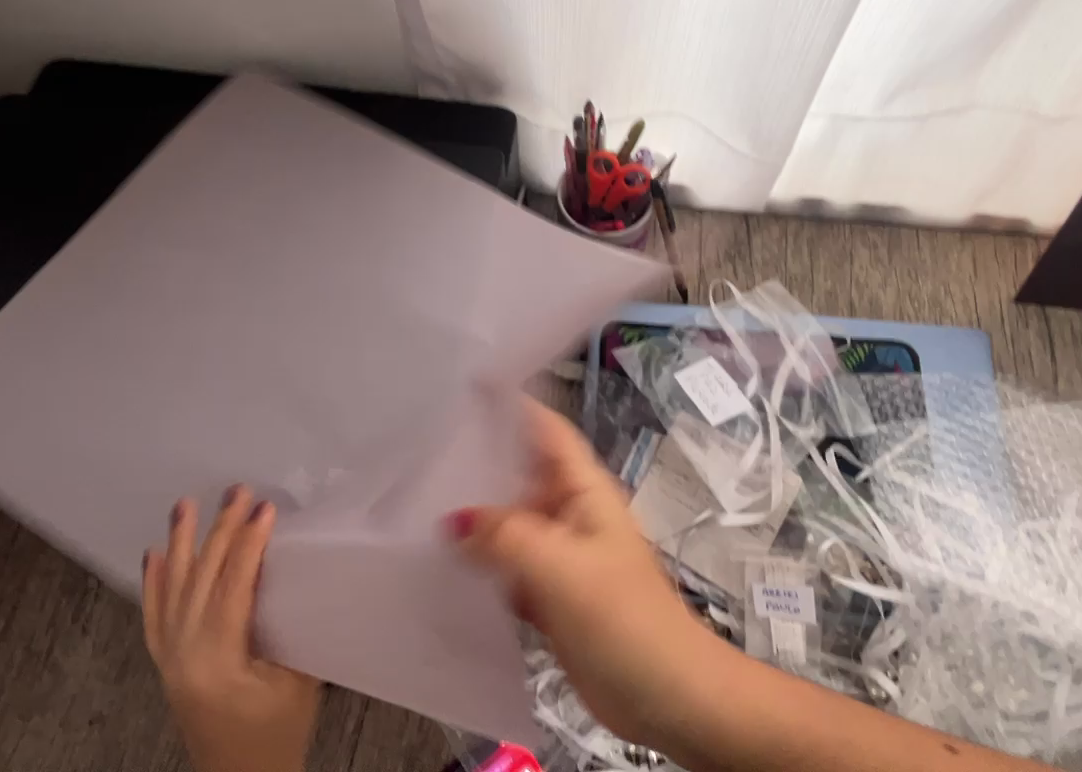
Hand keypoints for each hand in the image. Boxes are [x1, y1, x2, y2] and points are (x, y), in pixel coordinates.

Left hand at [144, 486, 320, 771]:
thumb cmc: (278, 732)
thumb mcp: (296, 679)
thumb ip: (286, 624)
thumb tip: (288, 569)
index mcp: (218, 661)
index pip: (232, 587)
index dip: (249, 544)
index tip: (265, 507)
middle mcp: (184, 656)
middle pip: (201, 580)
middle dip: (219, 531)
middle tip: (237, 491)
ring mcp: (169, 661)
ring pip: (172, 591)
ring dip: (181, 544)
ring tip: (185, 504)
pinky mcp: (166, 665)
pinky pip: (155, 616)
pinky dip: (154, 582)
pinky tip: (155, 553)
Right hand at [447, 397, 730, 746]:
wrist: (666, 695)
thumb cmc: (624, 619)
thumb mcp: (563, 569)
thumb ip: (506, 538)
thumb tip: (452, 520)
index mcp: (584, 490)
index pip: (544, 430)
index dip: (511, 405)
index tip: (463, 386)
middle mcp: (569, 513)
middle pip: (518, 475)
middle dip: (477, 462)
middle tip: (418, 449)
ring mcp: (558, 555)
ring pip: (508, 523)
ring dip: (475, 516)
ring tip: (415, 499)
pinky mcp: (549, 594)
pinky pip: (507, 566)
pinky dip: (481, 562)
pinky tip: (441, 561)